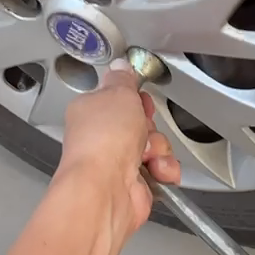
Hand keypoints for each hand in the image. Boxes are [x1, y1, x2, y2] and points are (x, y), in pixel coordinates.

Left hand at [55, 61, 181, 236]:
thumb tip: (121, 66)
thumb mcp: (117, 92)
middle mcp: (102, 138)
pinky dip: (164, 169)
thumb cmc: (103, 140)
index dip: (135, 98)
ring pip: (155, 145)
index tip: (140, 100)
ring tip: (146, 154)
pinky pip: (162, 168)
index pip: (117, 98)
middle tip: (142, 128)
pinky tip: (156, 170)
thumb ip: (123, 78)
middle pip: (142, 122)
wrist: (106, 188)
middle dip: (150, 125)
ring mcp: (118, 162)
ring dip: (159, 148)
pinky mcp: (135, 183)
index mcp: (90, 111)